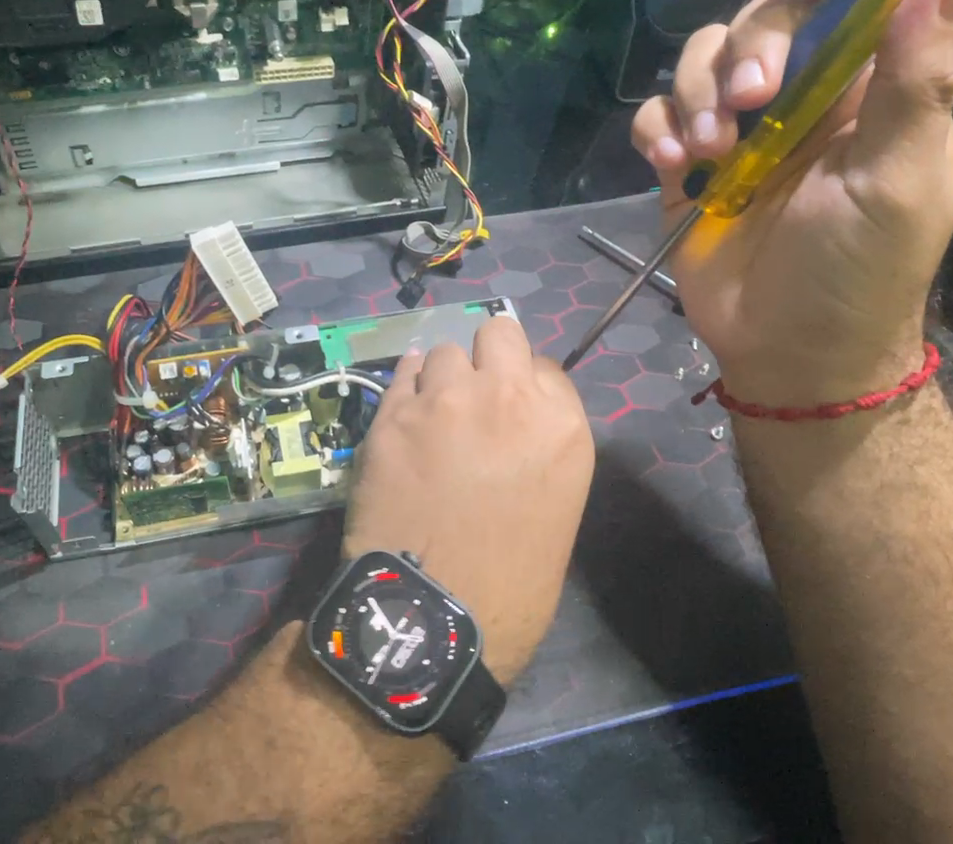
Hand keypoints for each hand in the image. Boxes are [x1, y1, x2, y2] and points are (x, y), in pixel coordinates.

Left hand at [344, 316, 593, 683]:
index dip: (524, 385)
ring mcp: (444, 401)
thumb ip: (538, 444)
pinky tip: (406, 412)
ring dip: (442, 377)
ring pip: (443, 352)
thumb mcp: (556, 506)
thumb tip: (511, 422)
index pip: (544, 367)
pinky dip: (406, 387)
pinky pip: (400, 375)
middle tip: (475, 393)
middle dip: (487, 355)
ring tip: (434, 417)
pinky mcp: (392, 417)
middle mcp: (505, 397)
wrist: (437, 618)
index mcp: (561, 427)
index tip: (510, 409)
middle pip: (497, 333)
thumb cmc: (512, 584)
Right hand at [629, 0, 952, 404]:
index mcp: (867, 89)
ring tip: (706, 154)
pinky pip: (656, 116)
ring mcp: (737, 133)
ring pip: (698, 60)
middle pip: (762, 18)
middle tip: (748, 105)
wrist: (788, 350)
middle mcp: (801, 98)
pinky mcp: (686, 167)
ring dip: (694, 94)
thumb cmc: (859, 270)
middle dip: (747, 49)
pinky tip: (671, 166)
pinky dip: (655, 128)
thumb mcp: (899, 177)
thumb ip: (916, 78)